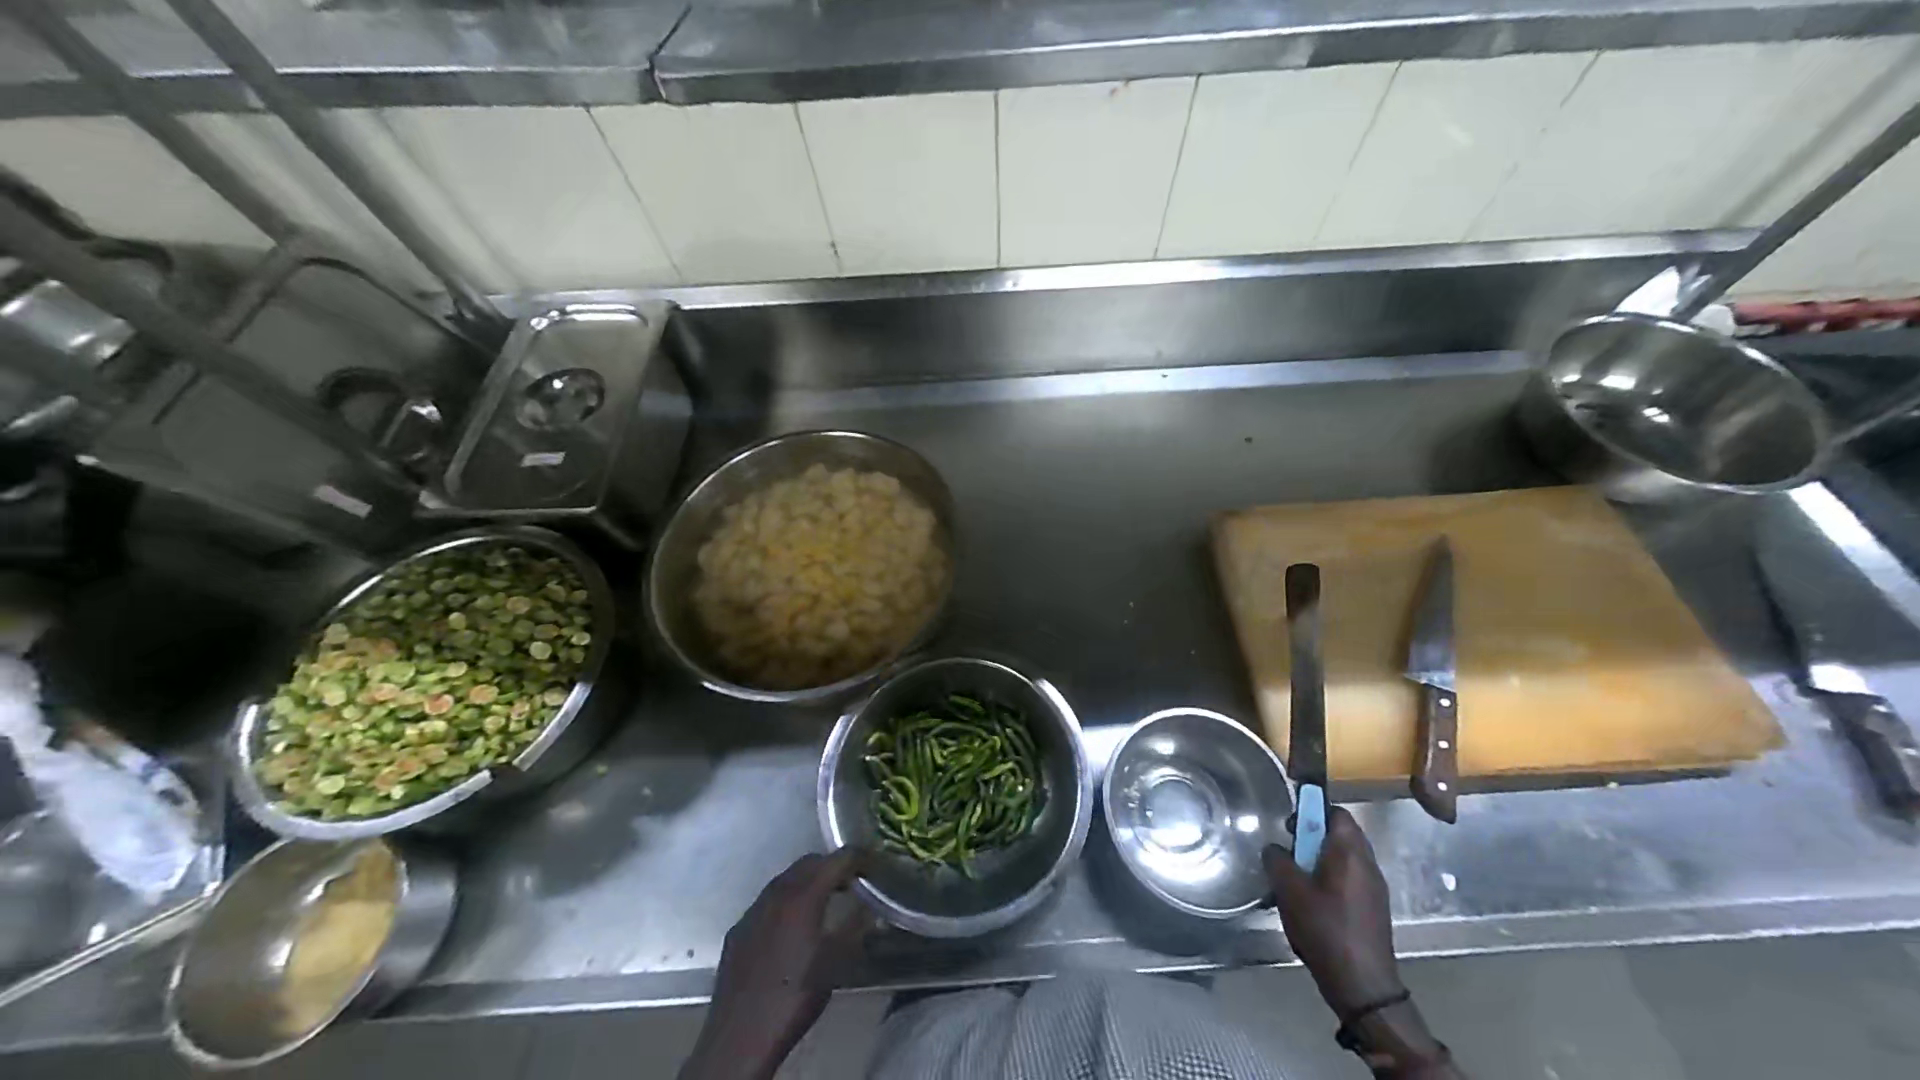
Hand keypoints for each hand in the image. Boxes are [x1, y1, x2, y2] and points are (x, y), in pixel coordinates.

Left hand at [679, 850, 873, 1079]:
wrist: (740, 1037)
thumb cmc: (795, 996)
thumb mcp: (836, 962)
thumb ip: (855, 926)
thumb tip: (869, 906)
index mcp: (803, 895)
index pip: (837, 860)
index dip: (859, 858)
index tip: (874, 866)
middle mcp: (776, 893)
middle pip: (809, 863)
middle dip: (832, 866)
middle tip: (852, 883)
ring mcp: (753, 910)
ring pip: (785, 879)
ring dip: (808, 881)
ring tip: (825, 902)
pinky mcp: (738, 929)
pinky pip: (767, 901)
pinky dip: (786, 900)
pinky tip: (791, 927)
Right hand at [1264, 805, 1404, 1019]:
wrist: (1362, 984)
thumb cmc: (1324, 927)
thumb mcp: (1288, 889)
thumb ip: (1277, 859)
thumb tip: (1275, 848)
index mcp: (1349, 852)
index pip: (1336, 812)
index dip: (1313, 809)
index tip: (1291, 823)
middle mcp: (1367, 864)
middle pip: (1342, 834)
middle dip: (1314, 836)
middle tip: (1289, 850)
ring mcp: (1374, 888)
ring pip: (1345, 858)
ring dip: (1321, 858)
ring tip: (1296, 877)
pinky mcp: (1374, 908)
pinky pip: (1350, 878)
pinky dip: (1331, 878)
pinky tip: (1312, 900)